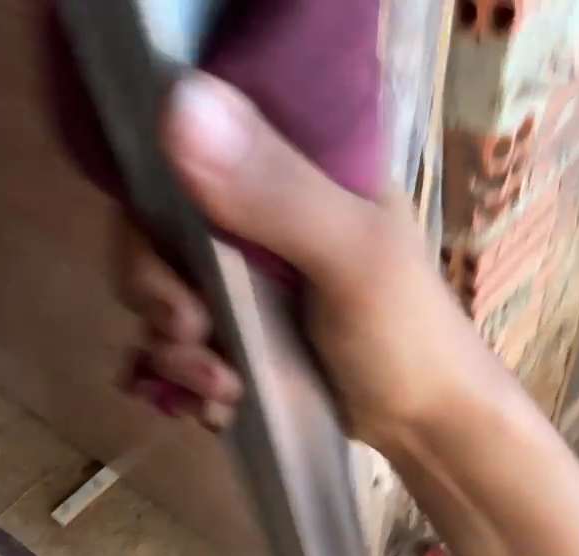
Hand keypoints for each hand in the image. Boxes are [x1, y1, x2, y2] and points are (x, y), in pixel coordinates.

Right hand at [119, 73, 493, 453]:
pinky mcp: (232, 343)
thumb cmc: (406, 336)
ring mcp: (237, 289)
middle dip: (158, 301)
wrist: (424, 429)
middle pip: (154, 242)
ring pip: (157, 308)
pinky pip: (170, 357)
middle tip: (194, 337)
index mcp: (285, 173)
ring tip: (224, 392)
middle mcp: (251, 224)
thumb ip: (276, 189)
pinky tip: (211, 407)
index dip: (155, 215)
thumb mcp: (352, 255)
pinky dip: (179, 386)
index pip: (182, 160)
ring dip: (174, 358)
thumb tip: (177, 104)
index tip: (172, 273)